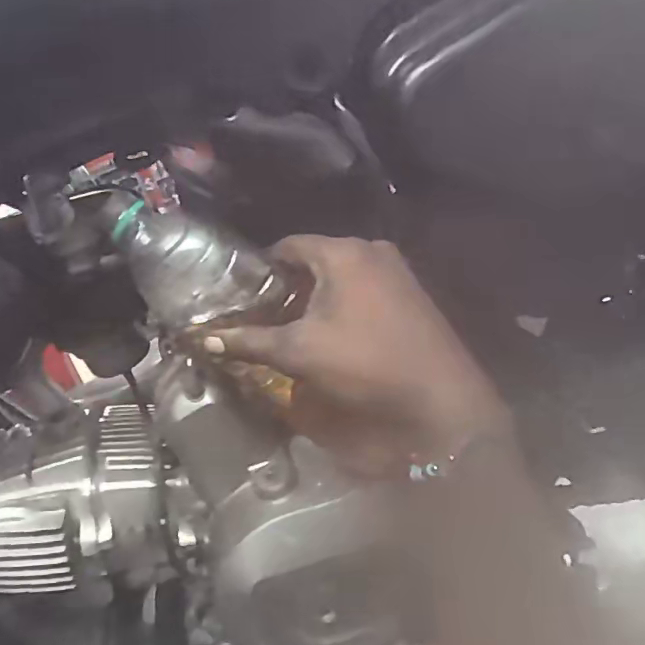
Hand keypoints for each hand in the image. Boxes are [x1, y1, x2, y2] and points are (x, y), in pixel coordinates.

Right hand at [206, 236, 509, 466]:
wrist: (440, 398)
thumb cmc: (364, 364)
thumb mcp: (299, 353)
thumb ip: (250, 341)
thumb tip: (205, 339)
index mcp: (343, 252)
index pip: (287, 246)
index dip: (260, 269)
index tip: (242, 294)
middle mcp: (372, 250)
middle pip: (314, 259)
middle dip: (287, 286)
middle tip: (262, 314)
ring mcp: (397, 271)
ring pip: (340, 275)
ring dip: (315, 296)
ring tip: (291, 326)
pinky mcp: (411, 294)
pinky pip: (363, 288)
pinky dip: (341, 303)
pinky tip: (332, 332)